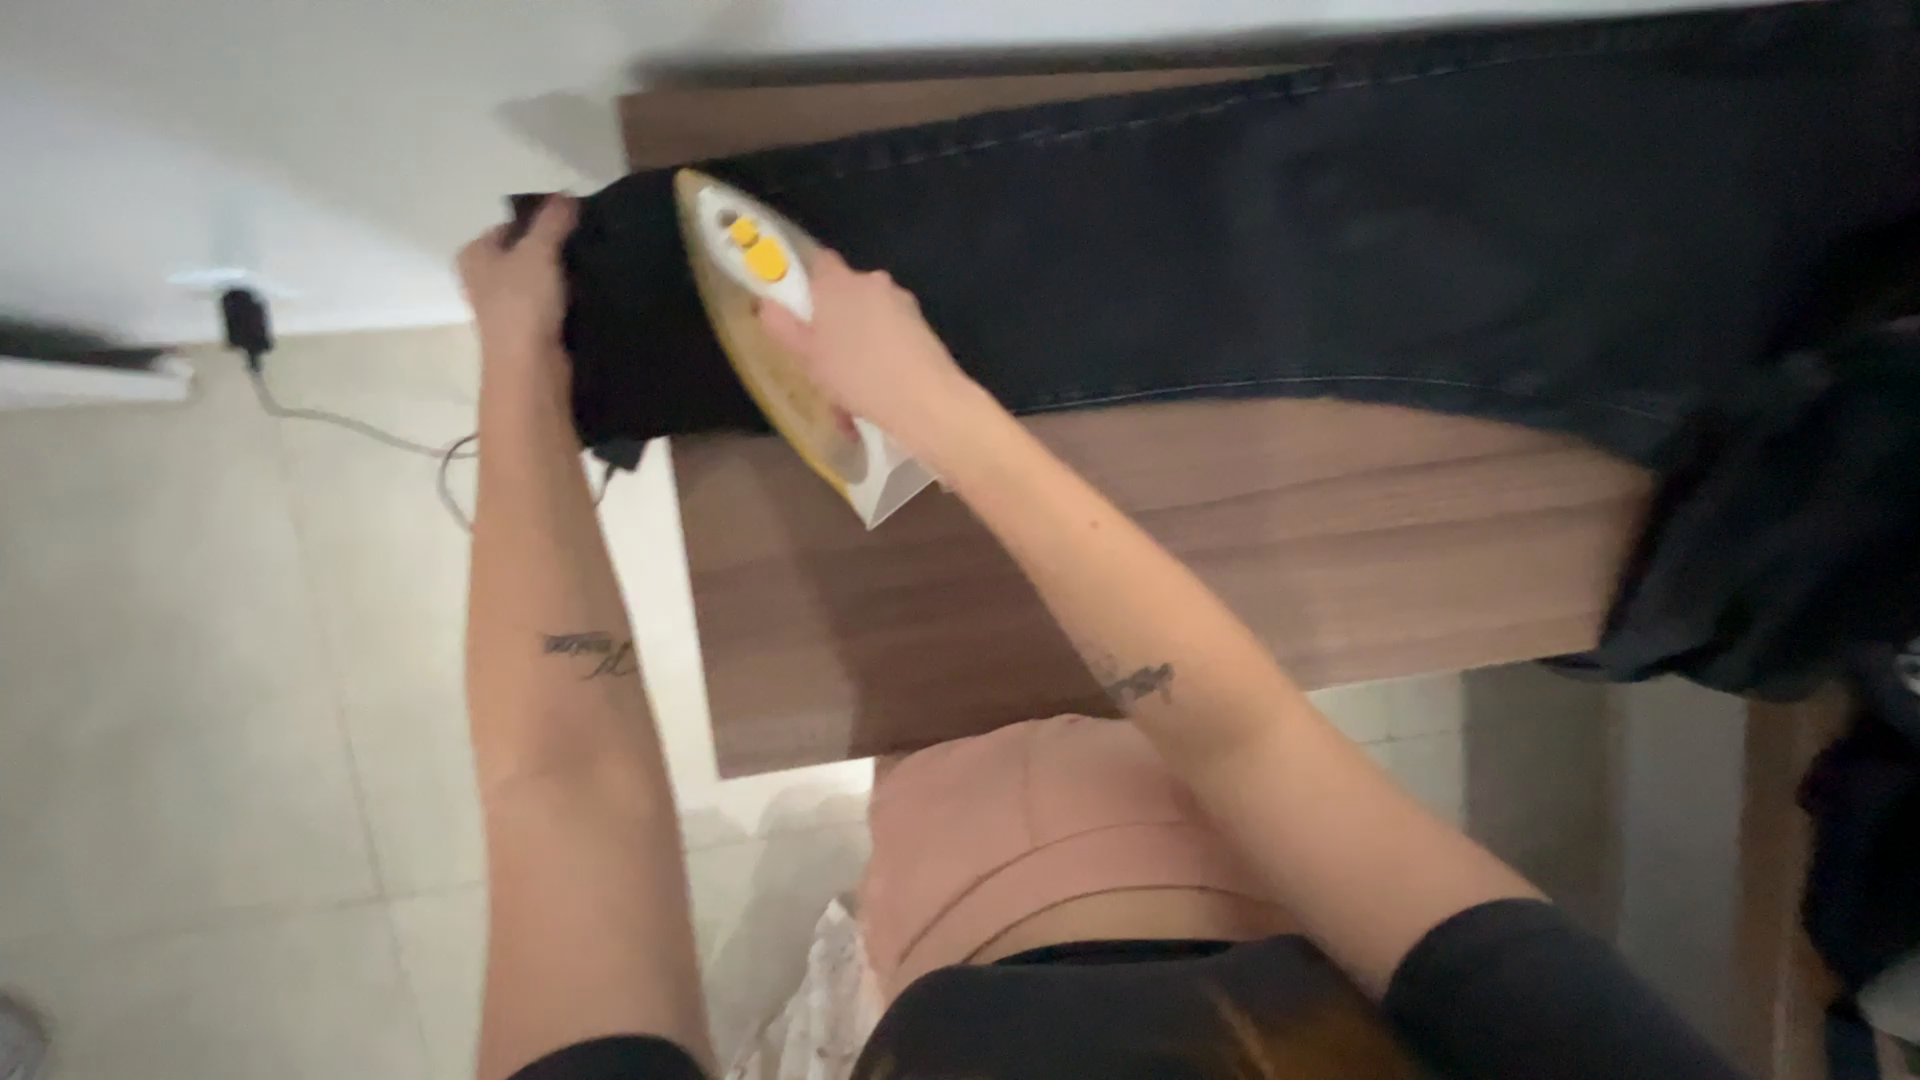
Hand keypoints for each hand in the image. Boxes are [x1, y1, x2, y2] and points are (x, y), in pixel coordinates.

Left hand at [458, 195, 577, 373]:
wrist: (529, 365)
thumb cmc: (523, 303)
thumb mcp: (539, 252)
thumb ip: (553, 222)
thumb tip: (567, 195)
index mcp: (474, 253)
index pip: (510, 227)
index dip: (541, 224)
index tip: (573, 228)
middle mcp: (482, 278)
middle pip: (525, 255)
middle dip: (554, 253)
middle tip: (586, 250)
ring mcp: (503, 308)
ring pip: (538, 283)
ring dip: (562, 280)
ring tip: (590, 275)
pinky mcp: (526, 332)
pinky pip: (549, 307)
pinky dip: (565, 303)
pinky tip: (585, 302)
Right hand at [757, 249, 988, 460]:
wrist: (926, 402)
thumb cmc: (857, 376)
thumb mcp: (807, 356)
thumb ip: (783, 326)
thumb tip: (767, 304)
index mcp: (839, 281)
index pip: (818, 263)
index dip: (806, 286)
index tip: (799, 317)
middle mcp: (874, 283)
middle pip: (845, 299)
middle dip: (834, 331)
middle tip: (823, 370)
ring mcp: (903, 305)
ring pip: (869, 327)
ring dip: (856, 358)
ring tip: (848, 404)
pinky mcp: (923, 330)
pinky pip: (890, 344)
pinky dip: (879, 367)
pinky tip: (872, 405)